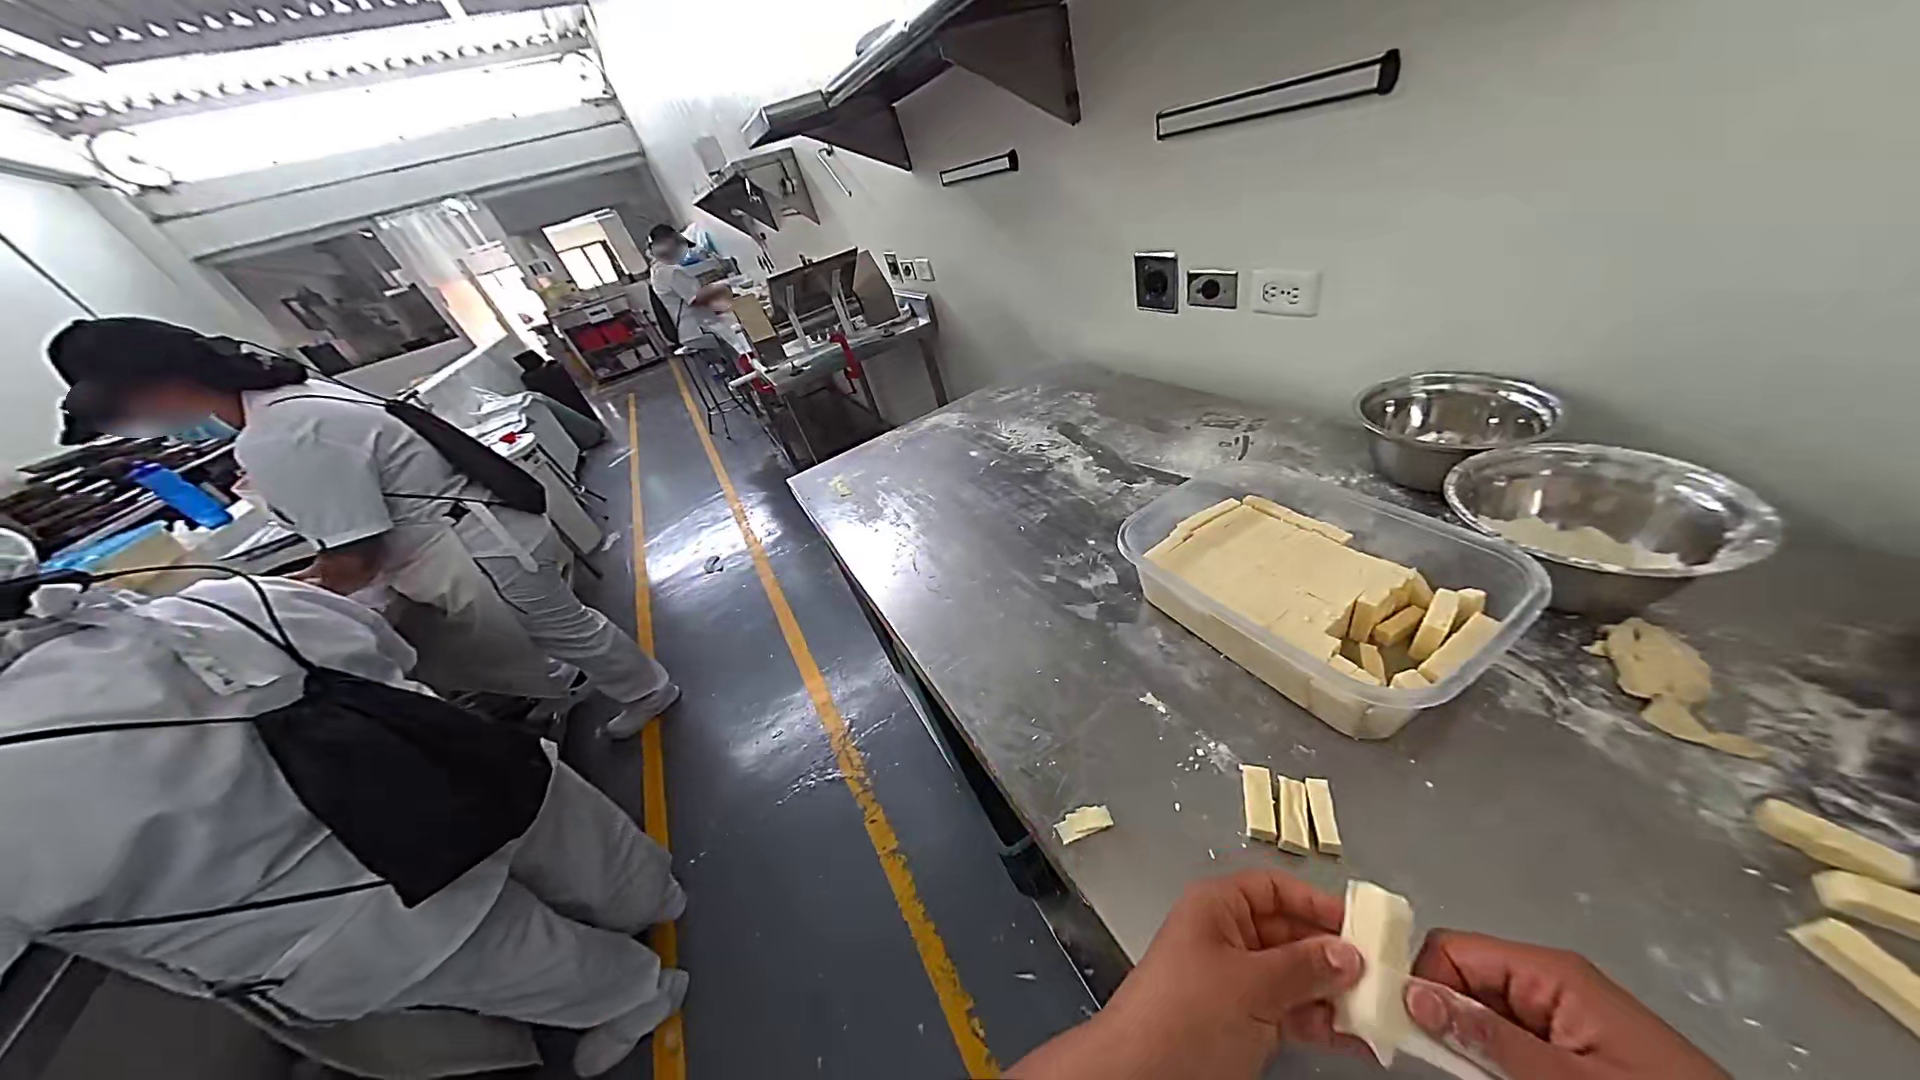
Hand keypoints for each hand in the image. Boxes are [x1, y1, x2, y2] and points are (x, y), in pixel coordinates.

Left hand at [1008, 870, 1364, 1079]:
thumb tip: (1350, 952)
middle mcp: (1229, 934)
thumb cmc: (1190, 1010)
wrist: (1144, 1072)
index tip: (1366, 927)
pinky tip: (1363, 1041)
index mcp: (1218, 906)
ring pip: (1297, 973)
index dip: (1316, 902)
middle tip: (1389, 979)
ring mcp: (1239, 978)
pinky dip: (1324, 1022)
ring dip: (1337, 993)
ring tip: (1386, 1014)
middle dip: (1335, 953)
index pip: (1273, 888)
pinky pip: (1293, 1009)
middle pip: (1290, 930)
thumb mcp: (1249, 983)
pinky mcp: (1247, 1018)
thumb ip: (1302, 967)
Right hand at [1405, 931, 1728, 1079]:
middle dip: (1442, 1013)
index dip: (1422, 981)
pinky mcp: (1572, 1042)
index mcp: (1548, 970)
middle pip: (1463, 976)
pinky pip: (1509, 1033)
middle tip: (1434, 1059)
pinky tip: (1494, 1074)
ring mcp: (1562, 1012)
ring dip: (1467, 1040)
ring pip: (1481, 1008)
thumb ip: (1492, 1038)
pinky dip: (1492, 1055)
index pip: (1451, 949)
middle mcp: (1549, 979)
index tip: (1406, 1027)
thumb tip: (1411, 994)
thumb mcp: (1571, 1079)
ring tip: (1469, 1072)